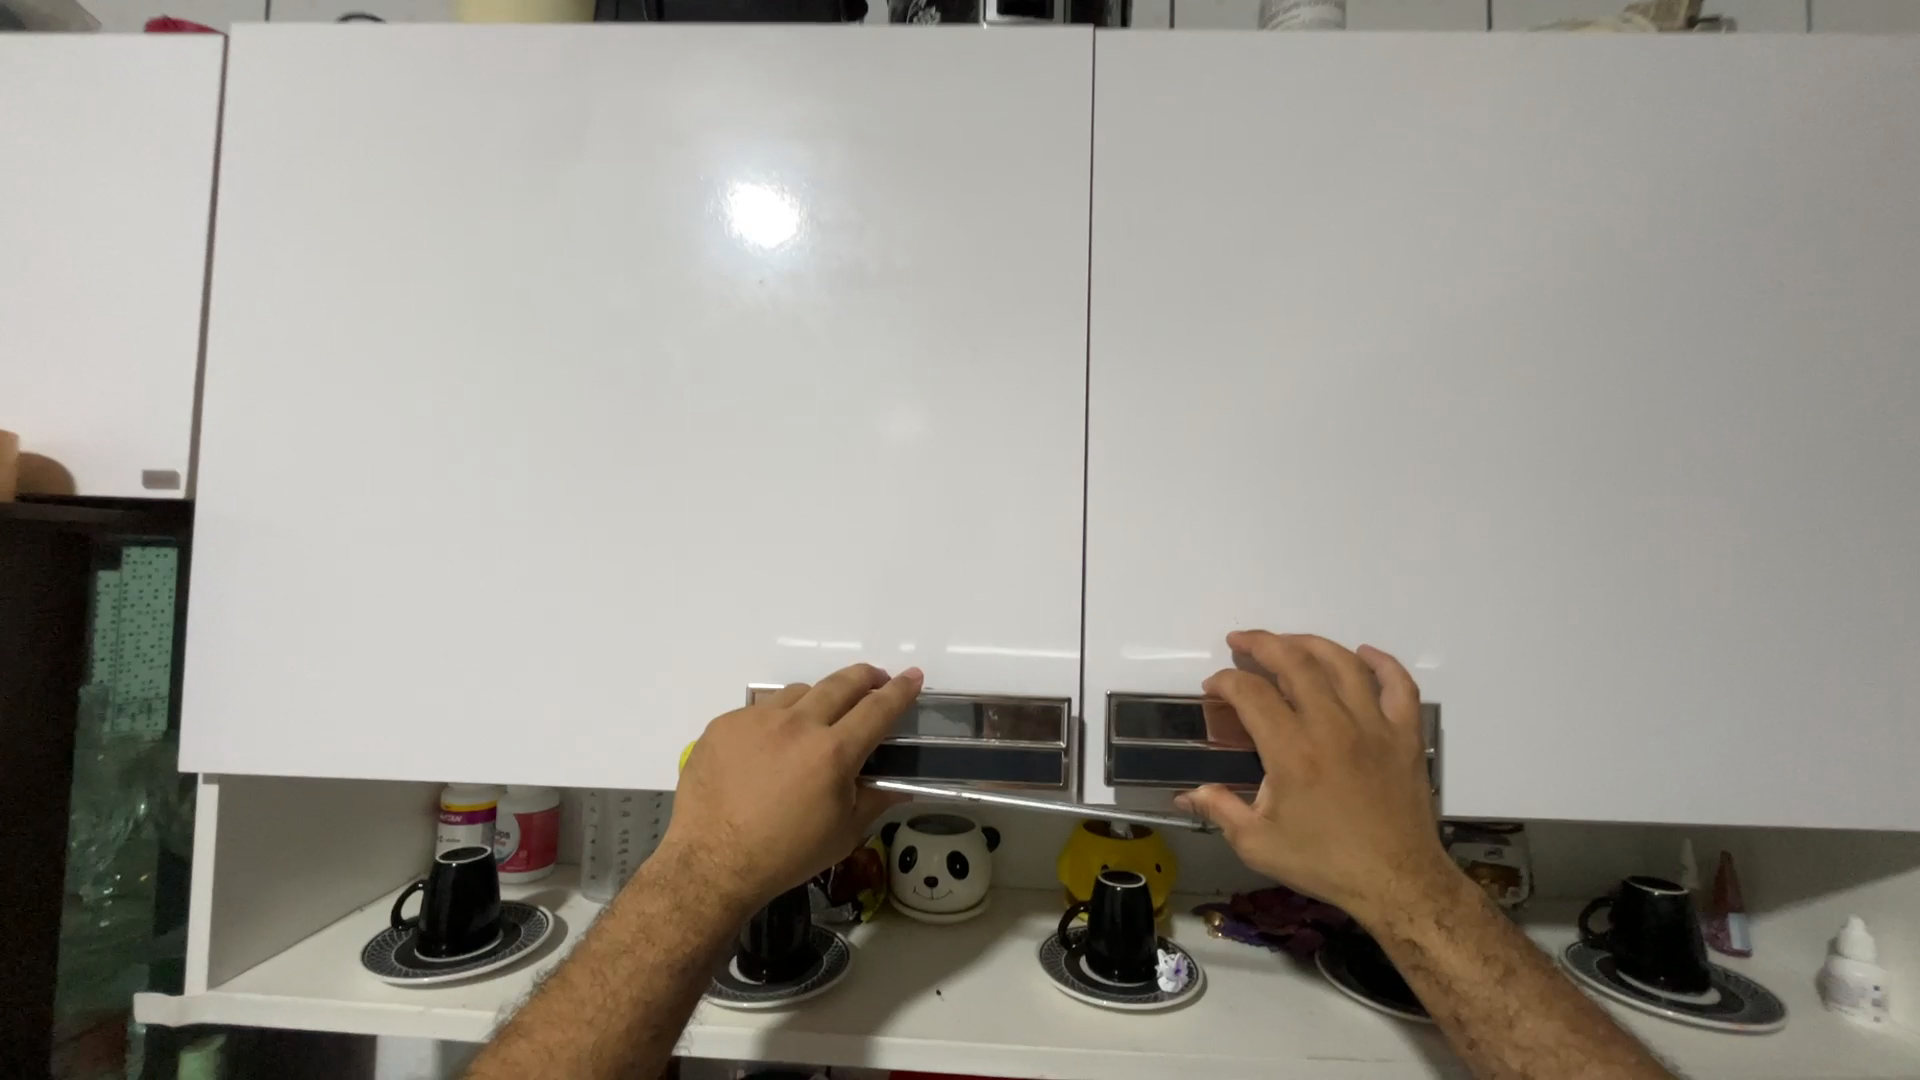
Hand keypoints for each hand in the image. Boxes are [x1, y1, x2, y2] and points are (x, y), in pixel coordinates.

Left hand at [658, 664, 921, 913]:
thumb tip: (900, 786)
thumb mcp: (843, 834)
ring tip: (816, 721)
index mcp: (833, 752)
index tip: (913, 676)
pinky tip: (768, 749)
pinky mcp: (725, 724)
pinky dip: (774, 721)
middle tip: (874, 679)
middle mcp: (798, 725)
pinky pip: (760, 710)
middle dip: (865, 676)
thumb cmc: (785, 855)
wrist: (710, 864)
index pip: (878, 709)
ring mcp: (757, 720)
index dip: (900, 690)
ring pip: (799, 692)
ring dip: (817, 699)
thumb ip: (874, 800)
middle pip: (841, 683)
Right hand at [1175, 632, 1453, 923]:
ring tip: (1287, 643)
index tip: (1213, 687)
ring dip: (1309, 643)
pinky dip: (1382, 662)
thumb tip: (1186, 793)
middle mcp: (1332, 727)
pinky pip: (1398, 685)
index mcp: (1292, 752)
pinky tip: (1362, 654)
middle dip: (1260, 644)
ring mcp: (1374, 727)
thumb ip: (1219, 809)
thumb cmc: (1325, 863)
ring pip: (1342, 663)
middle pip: (1294, 661)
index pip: (1251, 692)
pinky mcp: (1405, 736)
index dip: (1225, 680)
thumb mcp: (1257, 844)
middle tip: (1240, 642)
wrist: (1400, 886)